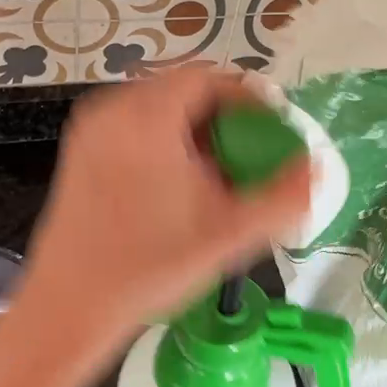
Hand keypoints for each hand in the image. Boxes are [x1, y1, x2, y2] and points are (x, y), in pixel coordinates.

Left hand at [16, 69, 311, 341]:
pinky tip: (180, 191)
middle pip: (181, 93)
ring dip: (194, 135)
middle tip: (251, 154)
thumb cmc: (147, 267)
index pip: (207, 78)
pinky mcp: (78, 160)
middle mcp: (112, 112)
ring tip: (220, 176)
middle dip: (223, 120)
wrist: (68, 308)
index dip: (248, 98)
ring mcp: (90, 136)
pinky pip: (132, 134)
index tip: (273, 129)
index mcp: (146, 115)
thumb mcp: (227, 234)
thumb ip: (282, 198)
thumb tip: (319, 170)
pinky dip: (164, 147)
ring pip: (156, 115)